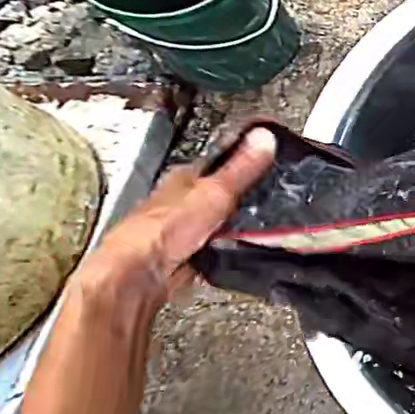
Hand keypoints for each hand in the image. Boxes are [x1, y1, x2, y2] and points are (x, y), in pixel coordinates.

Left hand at [70, 127, 278, 311]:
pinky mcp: (191, 255)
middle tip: (274, 199)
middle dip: (248, 197)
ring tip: (265, 225)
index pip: (222, 160)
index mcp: (186, 177)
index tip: (272, 161)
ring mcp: (187, 229)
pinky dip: (235, 246)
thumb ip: (243, 167)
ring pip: (225, 220)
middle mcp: (183, 201)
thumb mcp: (216, 191)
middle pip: (225, 192)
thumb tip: (265, 136)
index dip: (247, 159)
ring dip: (243, 224)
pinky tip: (245, 247)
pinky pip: (223, 245)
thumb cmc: (163, 229)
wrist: (140, 277)